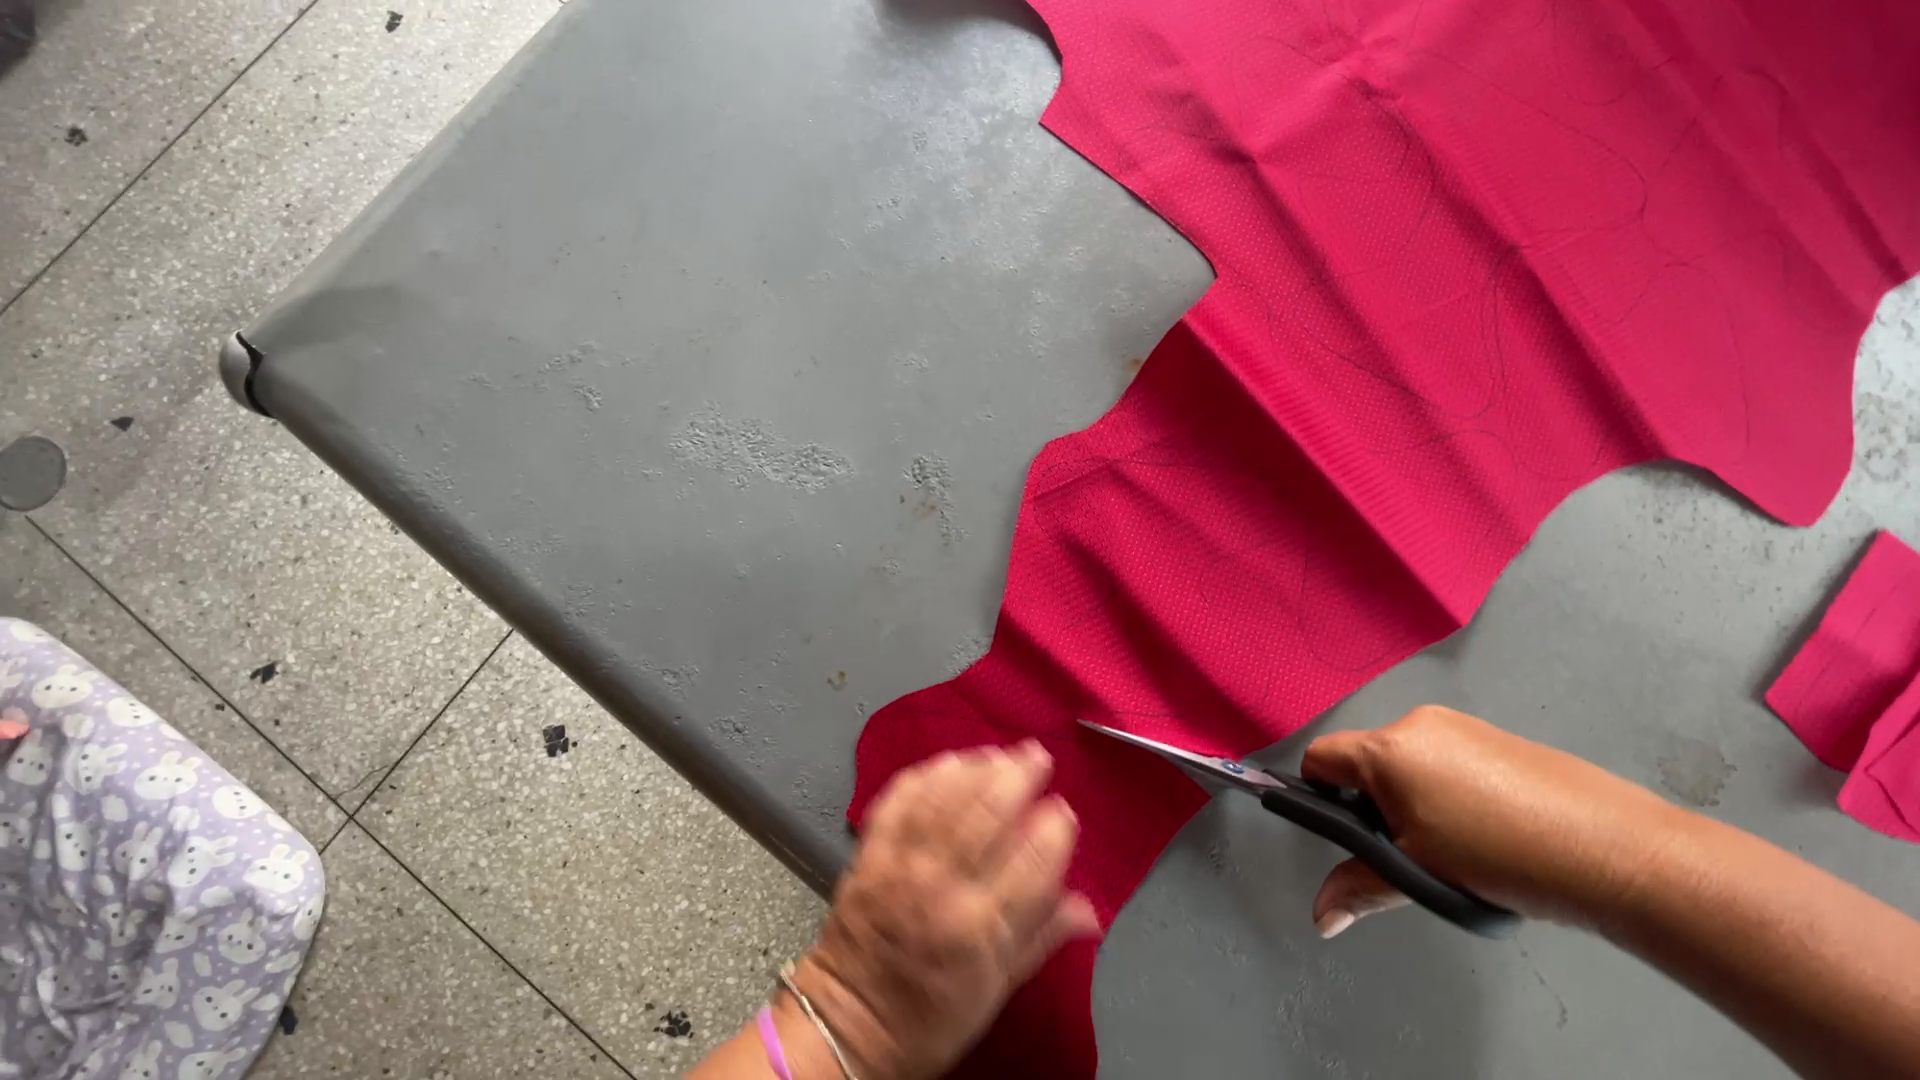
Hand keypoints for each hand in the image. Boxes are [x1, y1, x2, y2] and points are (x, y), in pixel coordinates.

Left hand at [789, 741, 1099, 1079]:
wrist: (847, 1025)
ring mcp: (900, 866)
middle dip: (1017, 778)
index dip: (1052, 830)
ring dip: (975, 768)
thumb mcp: (996, 991)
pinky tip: (946, 762)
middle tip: (1036, 756)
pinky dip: (923, 777)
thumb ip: (1040, 938)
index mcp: (979, 930)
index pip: (1029, 864)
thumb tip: (1090, 910)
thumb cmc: (929, 1016)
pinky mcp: (869, 855)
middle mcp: (941, 889)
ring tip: (999, 753)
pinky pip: (897, 802)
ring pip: (943, 800)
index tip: (1063, 810)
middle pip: (985, 816)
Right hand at [1301, 705, 1684, 937]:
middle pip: (1365, 761)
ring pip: (1408, 762)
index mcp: (1387, 750)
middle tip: (1410, 848)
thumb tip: (1321, 918)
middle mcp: (1417, 724)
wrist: (1621, 850)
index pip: (1319, 759)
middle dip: (1373, 802)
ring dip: (1412, 797)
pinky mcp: (1500, 737)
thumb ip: (1361, 887)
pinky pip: (1448, 759)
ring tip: (1456, 845)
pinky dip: (1450, 790)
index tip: (1349, 833)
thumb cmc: (1505, 856)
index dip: (1320, 796)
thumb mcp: (1422, 875)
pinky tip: (1489, 829)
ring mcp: (1462, 726)